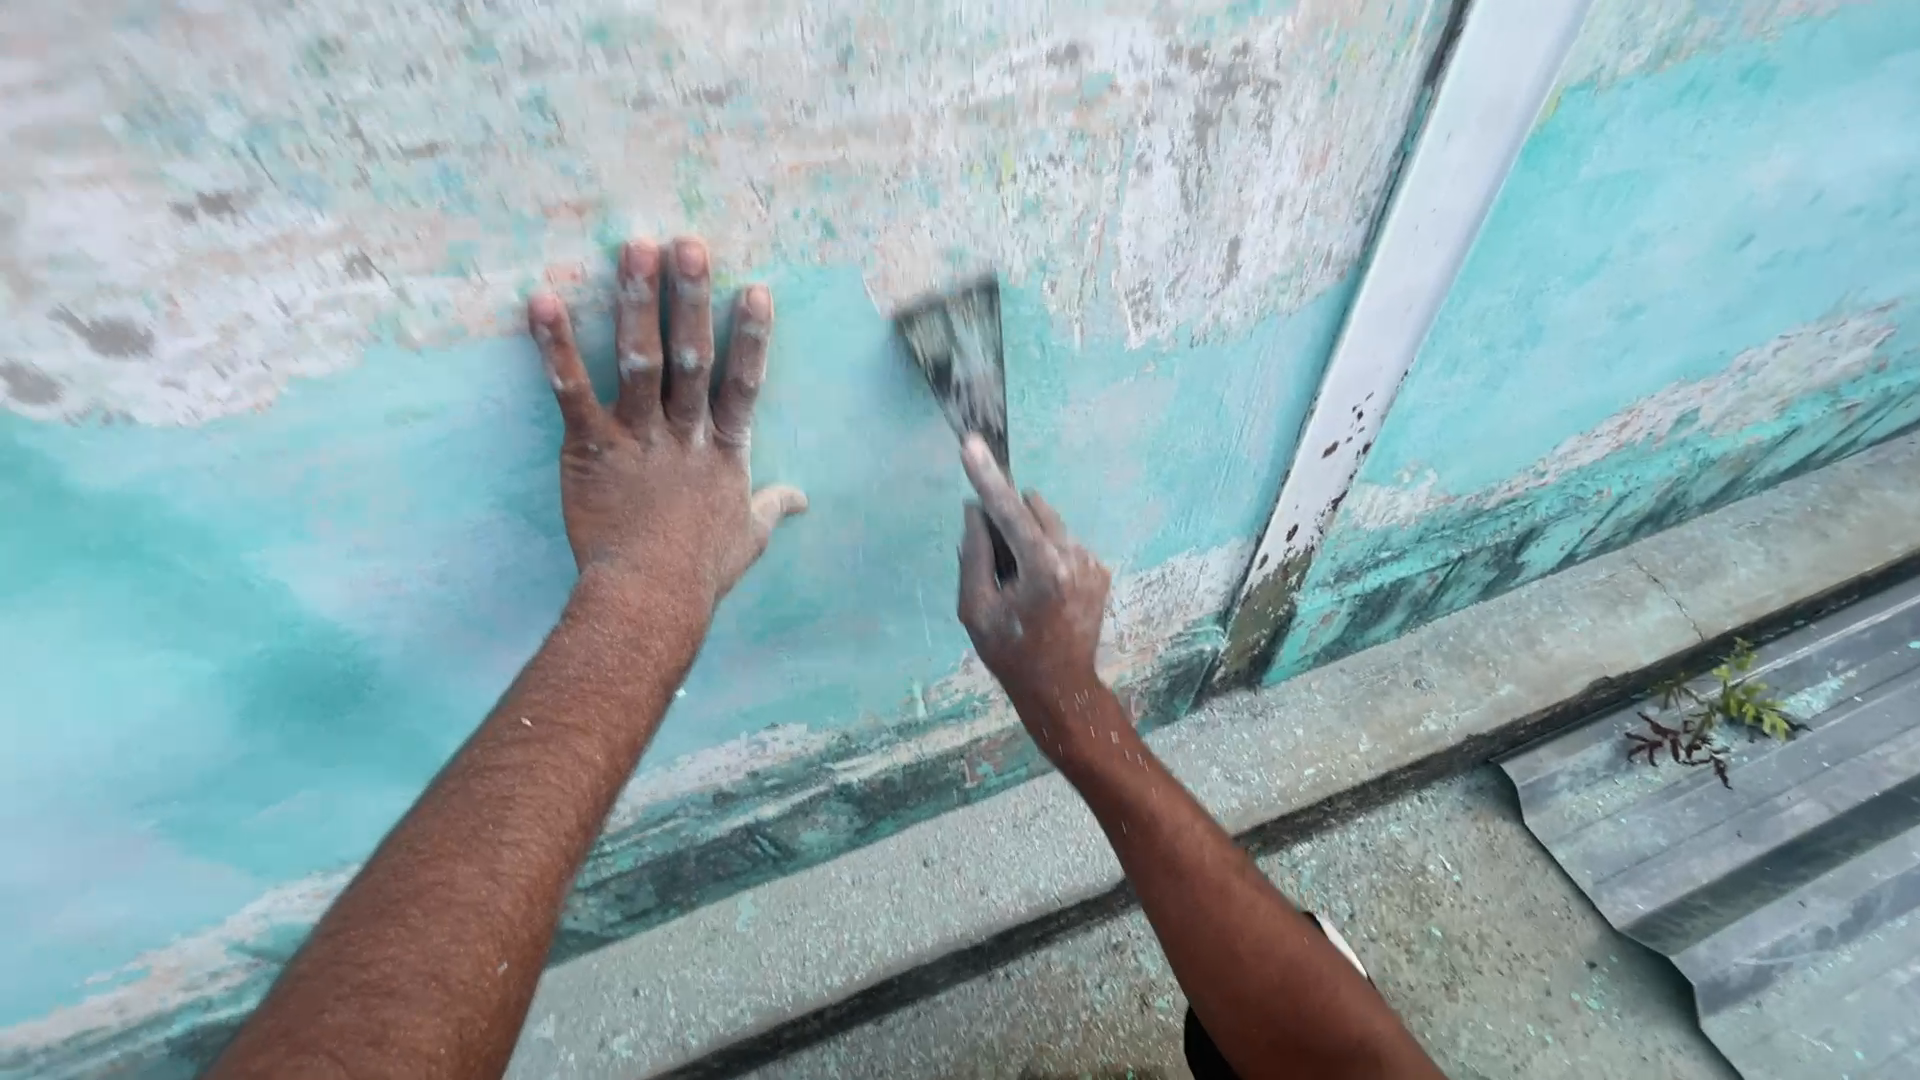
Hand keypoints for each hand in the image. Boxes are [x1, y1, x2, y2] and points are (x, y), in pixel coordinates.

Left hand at [529, 237, 805, 616]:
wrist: (651, 598)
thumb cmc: (703, 569)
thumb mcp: (752, 537)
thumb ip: (775, 508)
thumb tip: (803, 499)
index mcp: (725, 451)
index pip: (743, 385)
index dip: (750, 337)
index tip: (753, 290)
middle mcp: (685, 434)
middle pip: (693, 357)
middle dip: (691, 299)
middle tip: (688, 245)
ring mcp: (638, 439)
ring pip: (639, 362)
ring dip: (635, 303)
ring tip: (632, 249)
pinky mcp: (591, 450)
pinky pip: (572, 393)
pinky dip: (555, 348)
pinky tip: (541, 301)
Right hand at [956, 435, 1116, 760]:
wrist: (1061, 687)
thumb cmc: (1010, 652)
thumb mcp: (975, 609)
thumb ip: (974, 554)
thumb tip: (976, 510)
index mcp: (1043, 568)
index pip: (1008, 510)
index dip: (986, 476)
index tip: (971, 444)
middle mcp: (1074, 556)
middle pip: (1033, 509)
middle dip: (1008, 521)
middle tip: (994, 561)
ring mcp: (1092, 562)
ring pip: (1050, 524)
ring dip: (1028, 537)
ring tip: (1020, 583)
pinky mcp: (1100, 570)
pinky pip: (1064, 543)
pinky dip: (1045, 553)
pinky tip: (1041, 590)